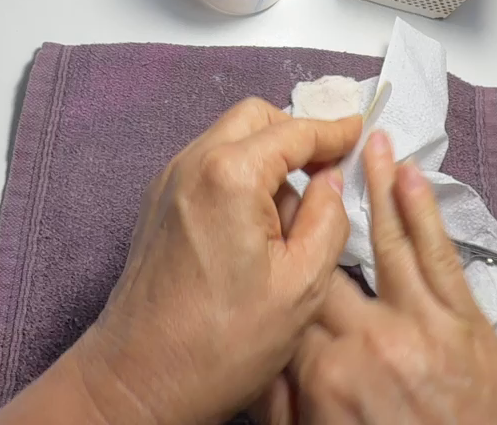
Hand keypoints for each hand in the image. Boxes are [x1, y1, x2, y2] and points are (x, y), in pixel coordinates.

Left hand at [68, 97, 362, 424]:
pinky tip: (256, 218)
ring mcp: (170, 178)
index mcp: (231, 174)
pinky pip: (208, 161)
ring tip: (291, 208)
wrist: (138, 380)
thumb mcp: (300, 286)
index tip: (357, 127)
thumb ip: (327, 219)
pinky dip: (239, 169)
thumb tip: (329, 181)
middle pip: (255, 117)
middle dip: (295, 132)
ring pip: (229, 135)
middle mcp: (194, 162)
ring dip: (266, 152)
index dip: (332, 130)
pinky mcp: (158, 199)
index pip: (293, 132)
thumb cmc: (221, 341)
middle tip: (326, 165)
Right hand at [284, 131, 496, 424]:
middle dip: (316, 217)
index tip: (273, 225)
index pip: (293, 300)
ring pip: (389, 239)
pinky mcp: (464, 322)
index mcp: (329, 374)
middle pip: (331, 263)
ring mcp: (422, 324)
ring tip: (370, 143)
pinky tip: (412, 176)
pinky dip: (425, 212)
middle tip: (306, 169)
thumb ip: (283, 405)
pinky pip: (440, 256)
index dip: (281, 262)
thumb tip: (258, 358)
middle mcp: (372, 339)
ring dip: (377, 185)